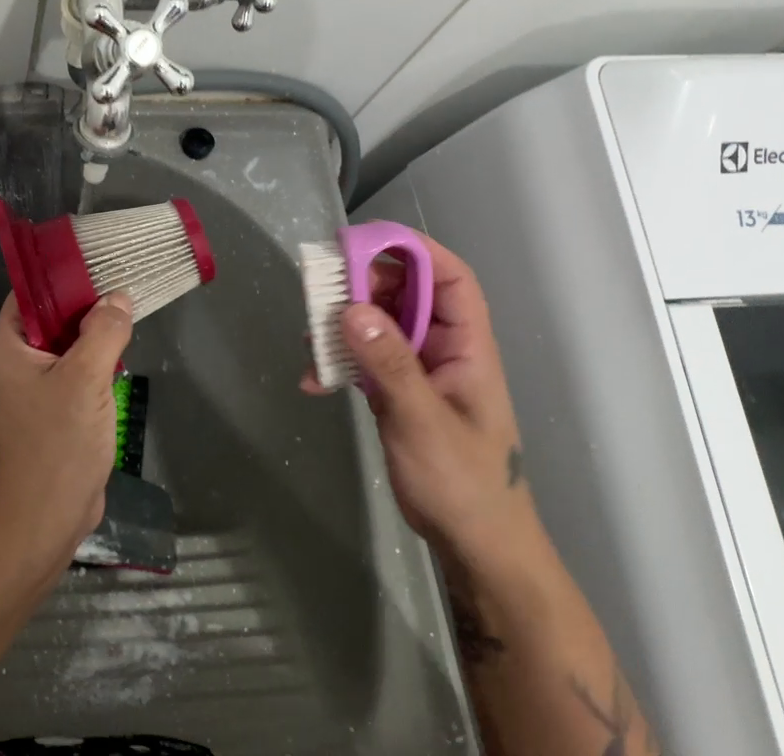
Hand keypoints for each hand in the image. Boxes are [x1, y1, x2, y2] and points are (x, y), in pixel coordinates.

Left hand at [0, 292, 133, 558]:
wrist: (47, 516)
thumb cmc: (58, 444)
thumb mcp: (85, 380)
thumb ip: (103, 333)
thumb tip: (118, 298)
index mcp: (8, 345)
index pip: (30, 292)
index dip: (62, 275)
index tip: (100, 261)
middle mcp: (15, 360)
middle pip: (51, 317)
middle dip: (86, 306)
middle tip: (124, 287)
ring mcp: (34, 386)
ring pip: (67, 345)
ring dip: (95, 337)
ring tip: (129, 315)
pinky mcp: (53, 408)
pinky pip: (74, 372)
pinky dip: (96, 363)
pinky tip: (122, 356)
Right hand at [300, 236, 539, 566]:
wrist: (473, 543)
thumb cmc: (463, 483)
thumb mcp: (424, 422)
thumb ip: (390, 365)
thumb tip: (353, 309)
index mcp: (469, 348)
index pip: (450, 279)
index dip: (413, 251)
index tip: (363, 241)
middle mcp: (444, 351)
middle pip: (406, 296)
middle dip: (363, 288)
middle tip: (321, 292)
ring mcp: (419, 373)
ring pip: (379, 327)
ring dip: (343, 327)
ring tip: (311, 339)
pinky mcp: (397, 394)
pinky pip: (364, 361)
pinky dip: (338, 364)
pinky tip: (314, 381)